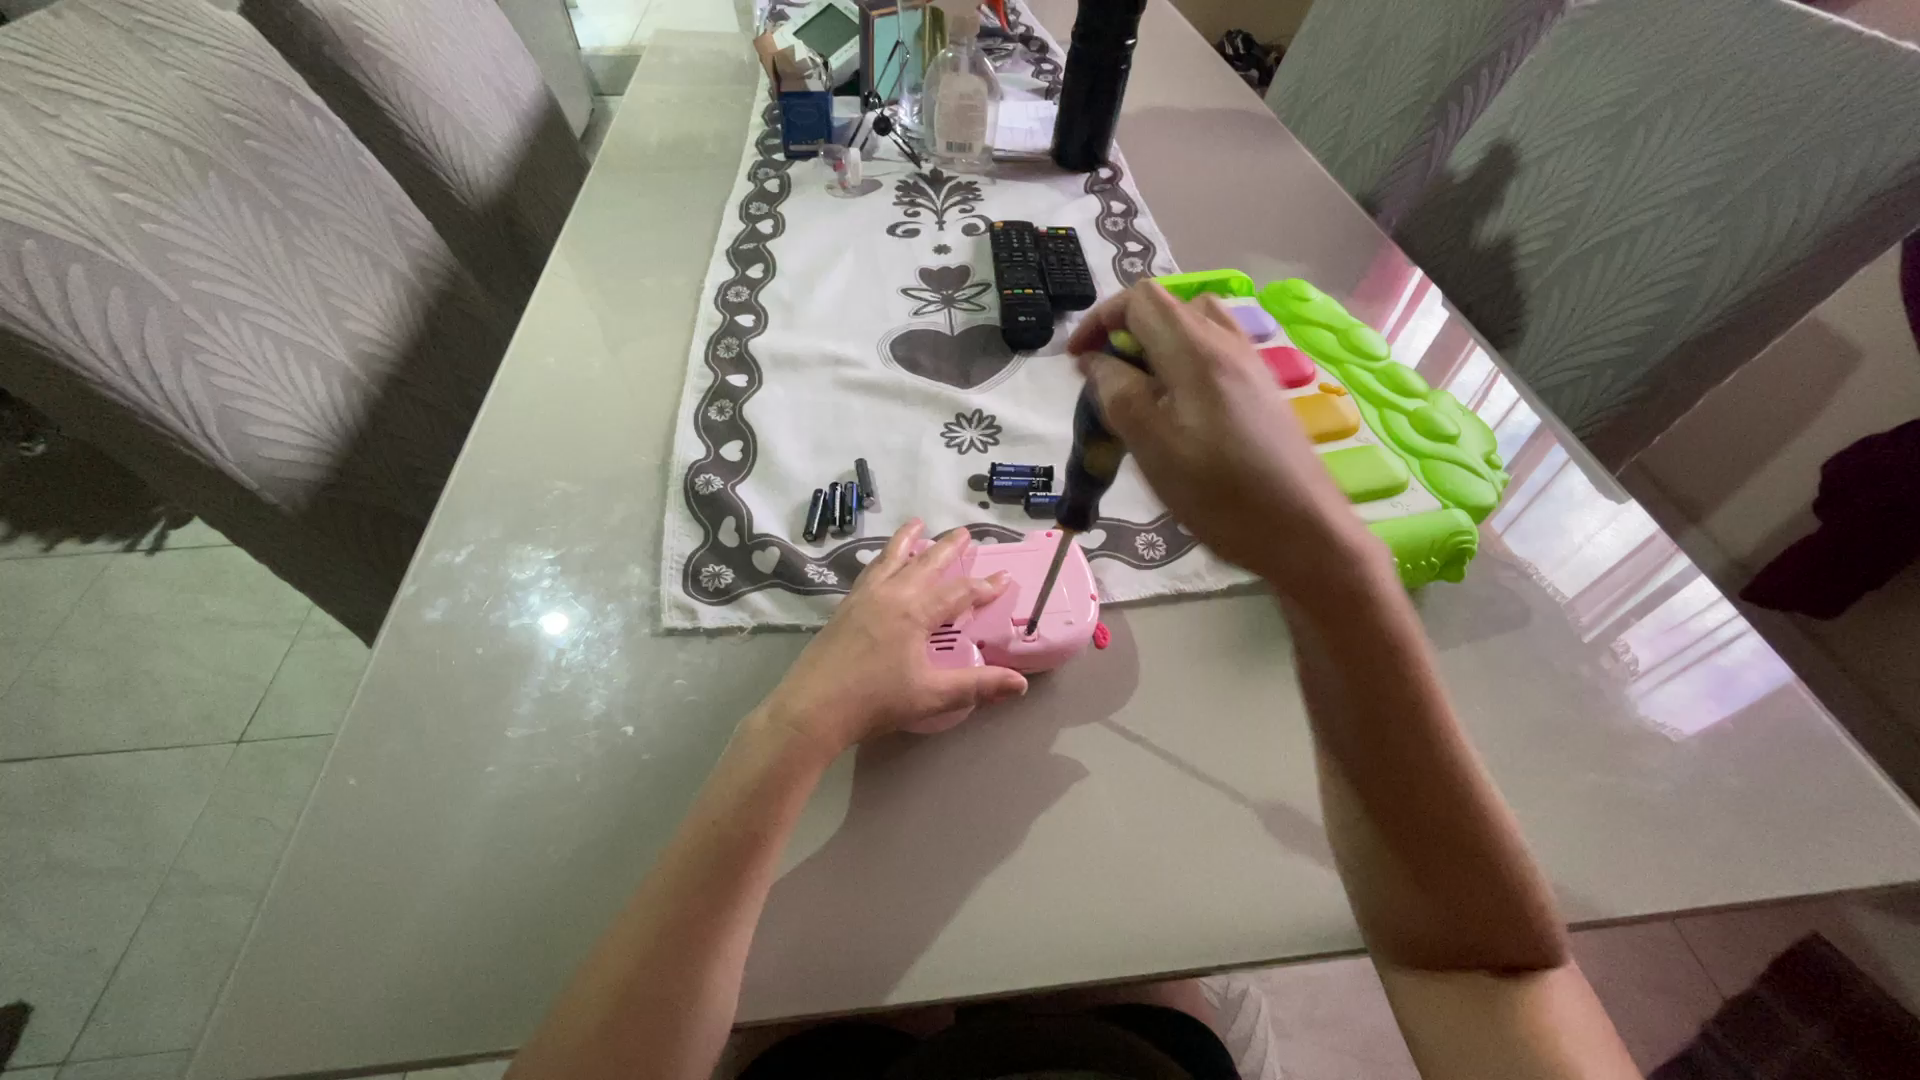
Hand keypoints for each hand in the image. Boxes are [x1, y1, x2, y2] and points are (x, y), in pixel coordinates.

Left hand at [756, 521, 1027, 755]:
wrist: (812, 709)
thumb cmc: (875, 702)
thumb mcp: (932, 696)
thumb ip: (977, 686)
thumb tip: (1020, 684)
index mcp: (915, 612)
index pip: (959, 592)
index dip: (984, 587)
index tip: (1004, 577)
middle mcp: (890, 595)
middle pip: (925, 563)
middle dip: (948, 548)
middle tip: (964, 532)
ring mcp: (863, 598)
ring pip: (890, 559)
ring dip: (907, 540)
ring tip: (916, 523)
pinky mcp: (845, 608)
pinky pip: (870, 572)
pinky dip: (882, 559)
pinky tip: (881, 563)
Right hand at [1066, 282, 1385, 600]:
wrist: (1302, 531)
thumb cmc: (1221, 495)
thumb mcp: (1153, 448)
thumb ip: (1118, 395)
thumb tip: (1096, 362)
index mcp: (1197, 352)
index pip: (1141, 300)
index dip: (1100, 320)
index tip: (1077, 362)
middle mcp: (1228, 344)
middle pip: (1168, 307)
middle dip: (1126, 333)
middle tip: (1106, 381)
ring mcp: (1250, 364)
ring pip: (1195, 326)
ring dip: (1157, 345)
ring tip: (1140, 390)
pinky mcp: (1261, 389)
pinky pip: (1215, 351)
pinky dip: (1183, 362)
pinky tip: (1178, 409)